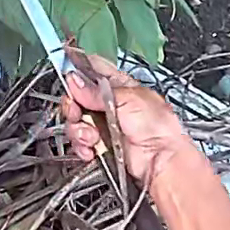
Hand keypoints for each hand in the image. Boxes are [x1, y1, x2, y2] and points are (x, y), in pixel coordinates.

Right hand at [59, 51, 203, 188]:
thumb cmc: (158, 127)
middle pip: (76, 96)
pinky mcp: (100, 143)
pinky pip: (79, 141)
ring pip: (75, 120)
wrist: (162, 160)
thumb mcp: (126, 99)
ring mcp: (103, 124)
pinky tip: (91, 147)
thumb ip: (96, 91)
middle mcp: (108, 103)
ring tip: (91, 135)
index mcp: (118, 85)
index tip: (66, 73)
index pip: (92, 69)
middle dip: (72, 105)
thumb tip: (74, 80)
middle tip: (77, 111)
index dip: (76, 70)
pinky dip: (81, 145)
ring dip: (78, 129)